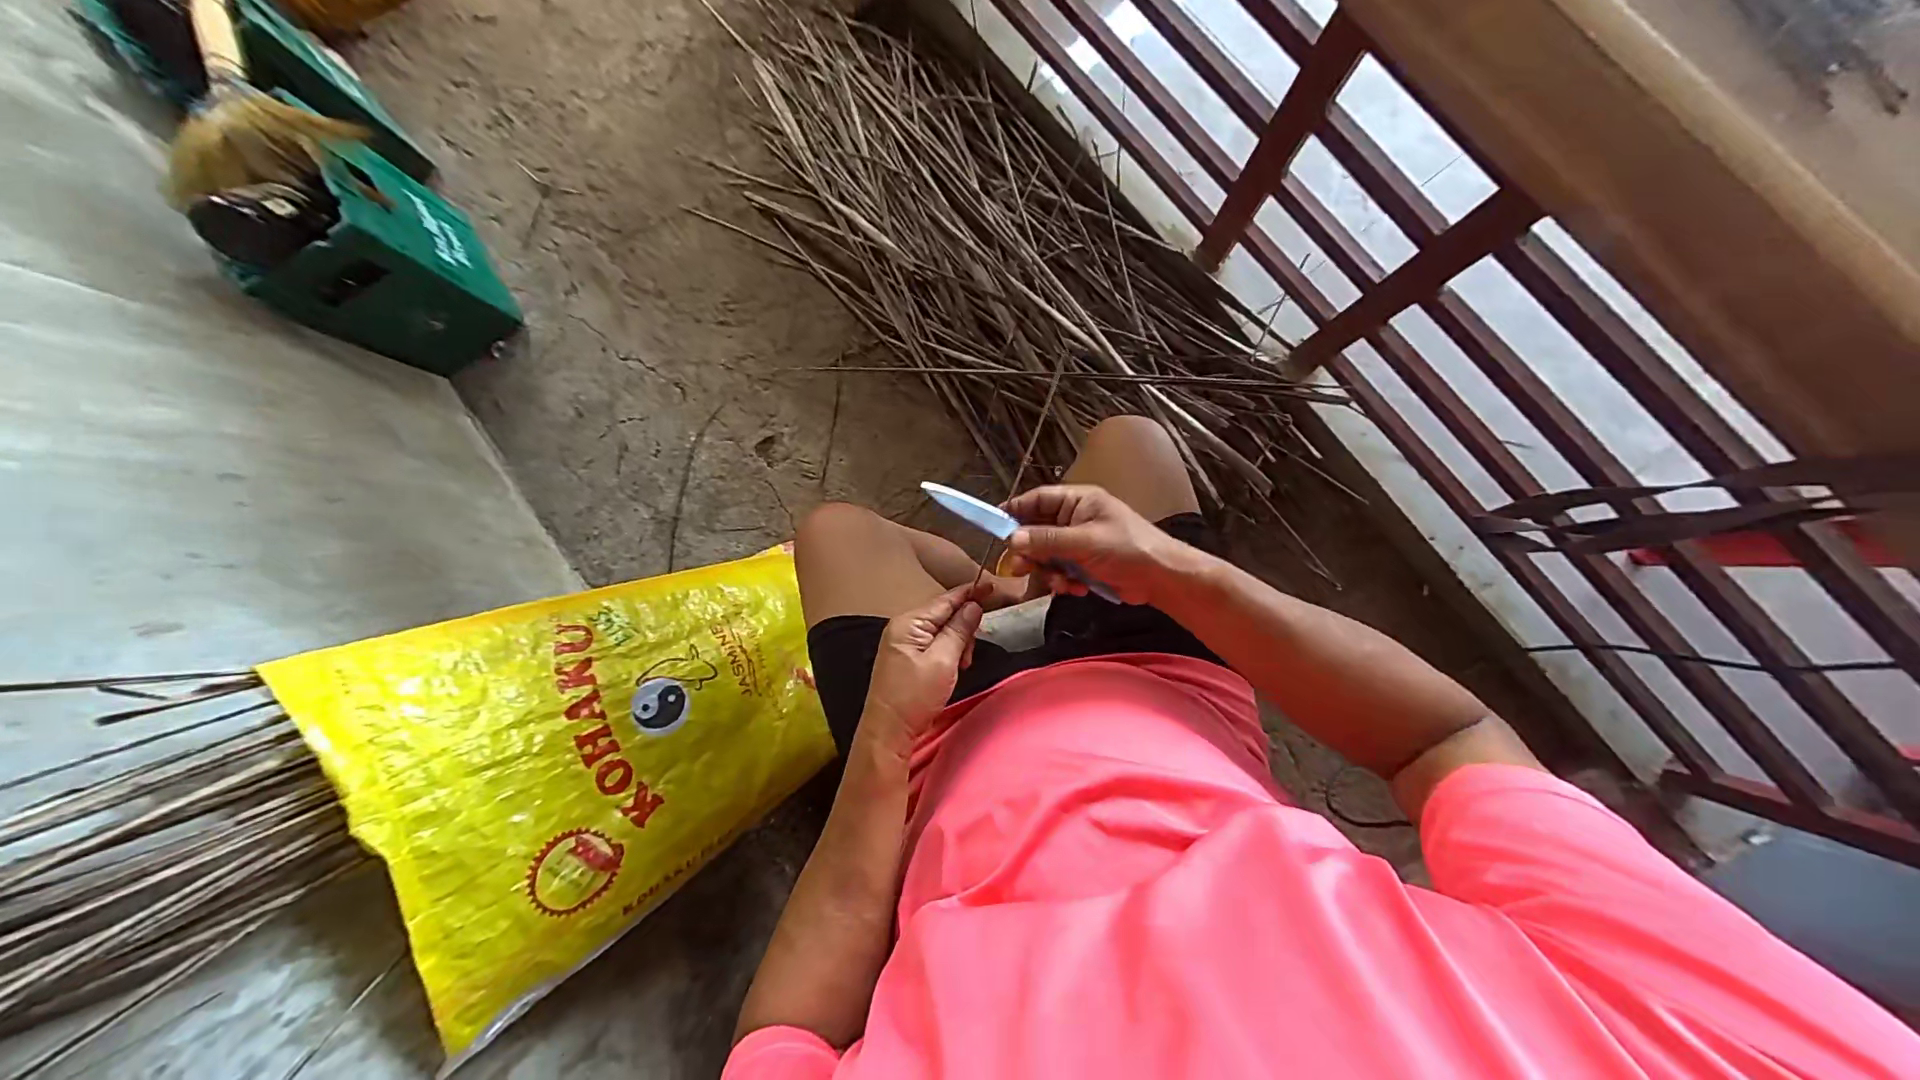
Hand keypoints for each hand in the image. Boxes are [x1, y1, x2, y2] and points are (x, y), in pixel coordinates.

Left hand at [858, 583, 987, 758]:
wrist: (888, 731)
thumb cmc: (914, 697)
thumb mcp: (943, 661)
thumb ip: (959, 630)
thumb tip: (974, 606)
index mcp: (909, 623)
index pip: (945, 599)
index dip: (971, 592)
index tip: (993, 586)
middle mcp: (903, 627)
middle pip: (944, 613)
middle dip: (964, 627)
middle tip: (970, 654)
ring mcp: (903, 642)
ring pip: (942, 630)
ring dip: (958, 643)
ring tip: (962, 665)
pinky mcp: (906, 657)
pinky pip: (934, 644)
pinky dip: (948, 652)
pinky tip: (954, 667)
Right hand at [1002, 485, 1186, 605]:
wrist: (1162, 578)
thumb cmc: (1127, 549)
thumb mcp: (1084, 542)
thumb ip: (1046, 540)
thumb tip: (1012, 538)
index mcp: (1078, 501)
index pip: (1037, 499)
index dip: (1015, 511)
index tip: (994, 525)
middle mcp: (1076, 518)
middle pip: (1037, 531)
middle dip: (1031, 551)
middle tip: (1021, 568)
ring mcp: (1080, 542)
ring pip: (1047, 555)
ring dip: (1049, 571)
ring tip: (1061, 583)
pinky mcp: (1085, 564)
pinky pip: (1061, 571)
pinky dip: (1064, 581)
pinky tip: (1076, 588)